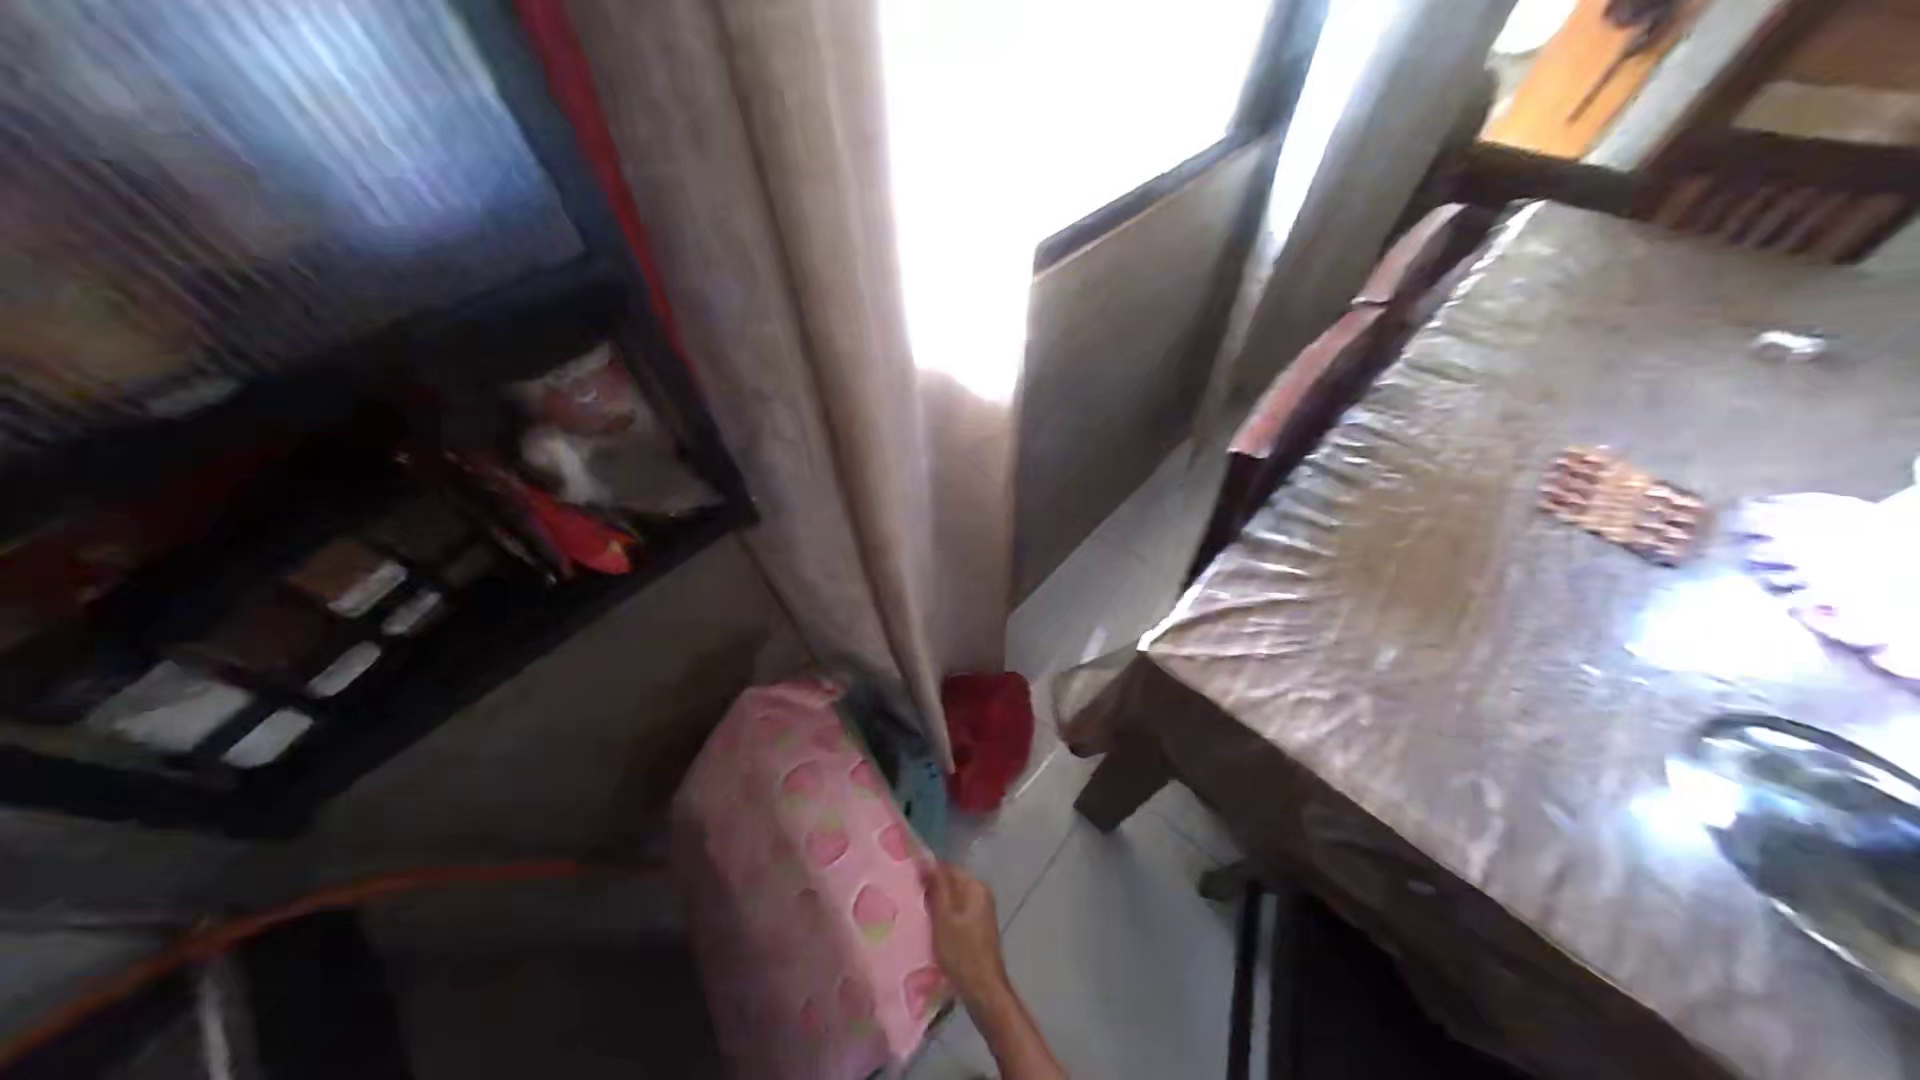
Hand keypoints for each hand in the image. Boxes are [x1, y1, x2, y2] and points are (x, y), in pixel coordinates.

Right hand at [924, 861, 1007, 1003]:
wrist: (983, 989)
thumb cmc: (961, 952)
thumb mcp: (943, 918)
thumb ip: (937, 887)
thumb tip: (928, 860)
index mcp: (975, 885)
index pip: (946, 867)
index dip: (926, 873)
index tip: (907, 884)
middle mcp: (981, 891)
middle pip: (951, 881)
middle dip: (931, 889)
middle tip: (910, 901)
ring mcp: (982, 908)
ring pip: (953, 896)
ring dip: (937, 903)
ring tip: (918, 914)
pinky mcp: (980, 923)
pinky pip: (958, 910)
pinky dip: (945, 915)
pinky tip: (932, 926)